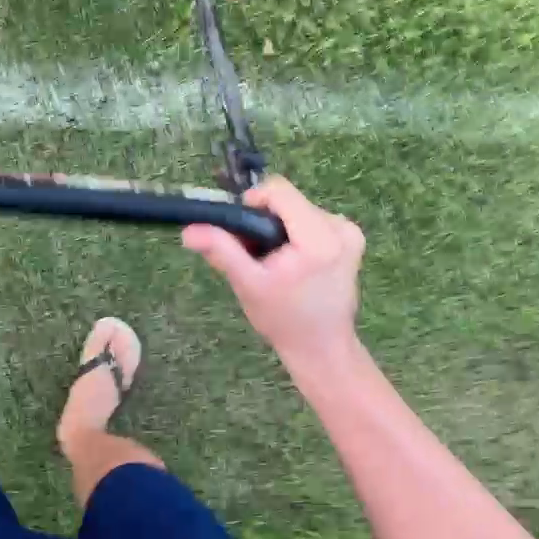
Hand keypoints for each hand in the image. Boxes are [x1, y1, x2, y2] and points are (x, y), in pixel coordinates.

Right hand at [181, 176, 365, 372]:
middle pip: (287, 200)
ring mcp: (349, 232)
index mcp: (319, 238)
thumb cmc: (283, 319)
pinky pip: (309, 218)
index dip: (251, 202)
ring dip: (277, 227)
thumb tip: (188, 229)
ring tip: (271, 260)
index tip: (241, 231)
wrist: (322, 348)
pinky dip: (293, 232)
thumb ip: (221, 250)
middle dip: (263, 220)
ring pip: (296, 208)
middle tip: (253, 253)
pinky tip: (289, 260)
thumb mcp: (247, 284)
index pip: (279, 191)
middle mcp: (340, 227)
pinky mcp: (350, 238)